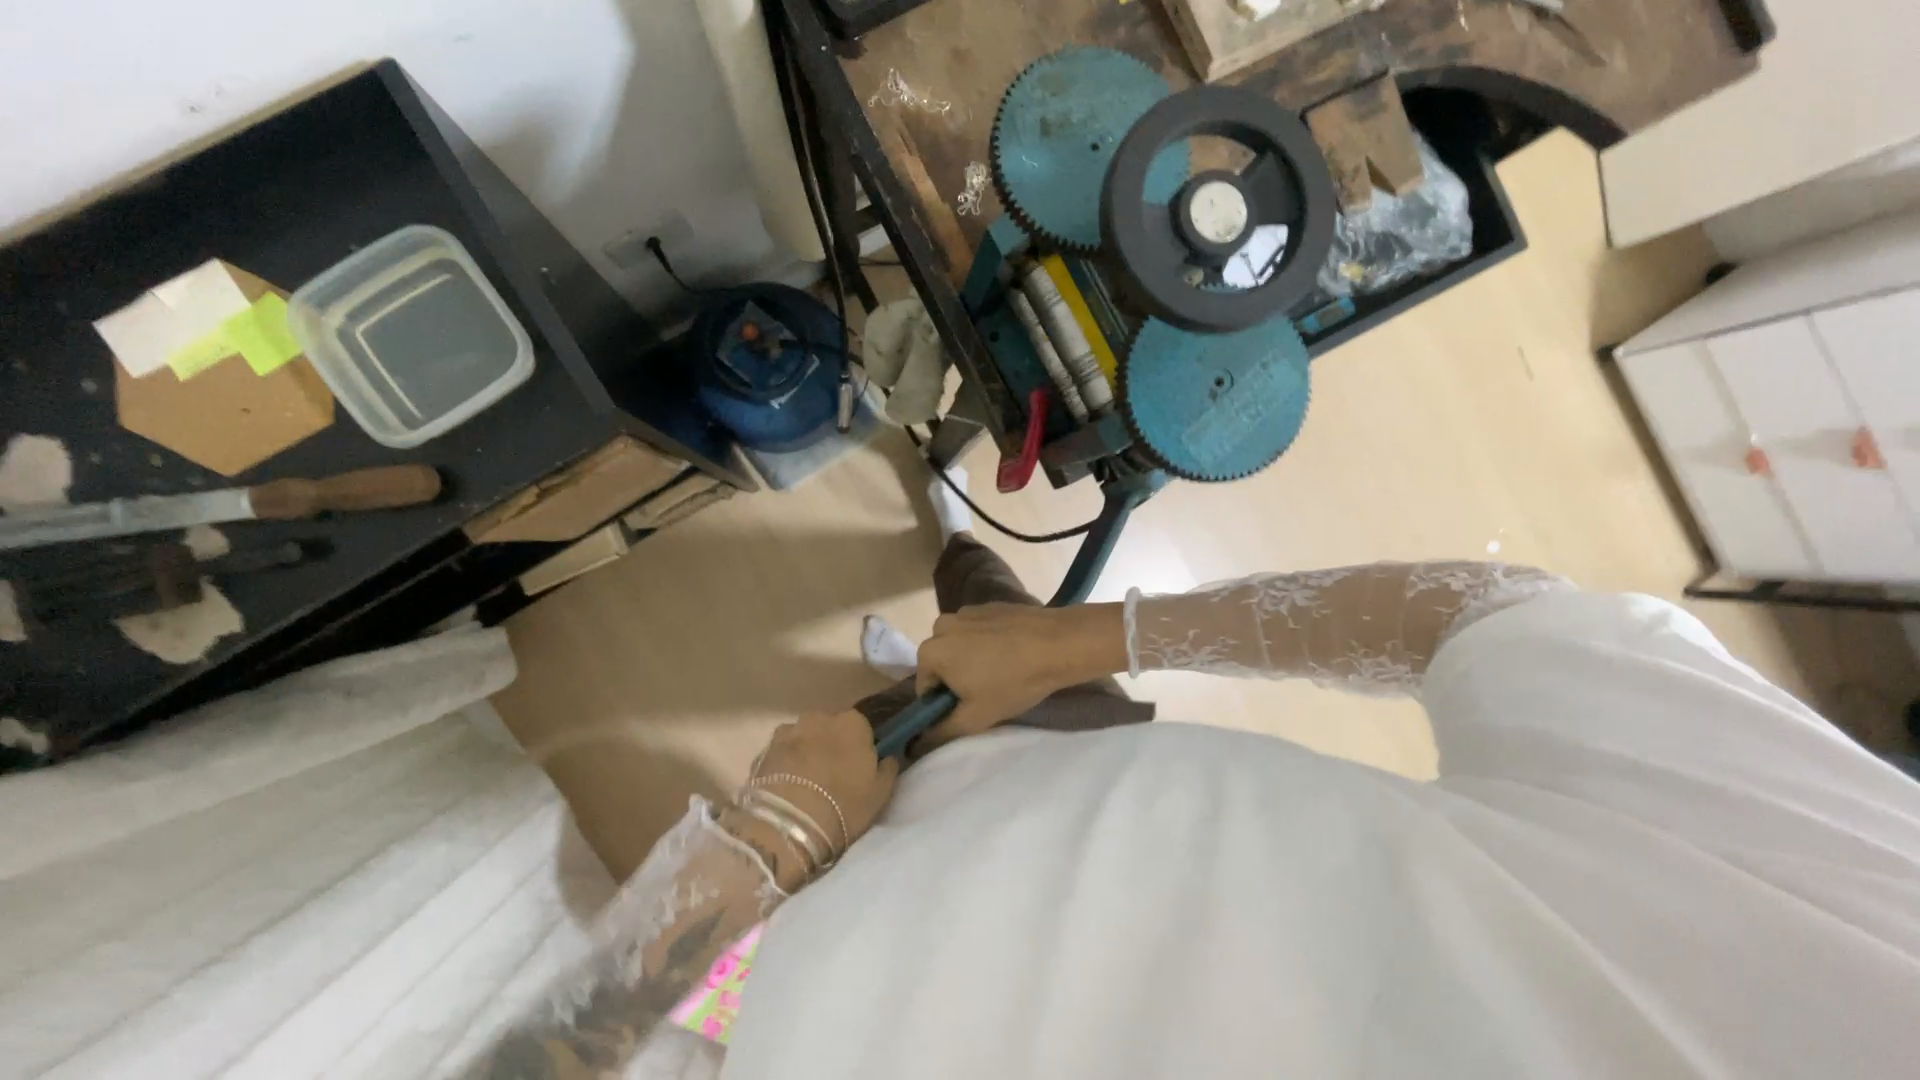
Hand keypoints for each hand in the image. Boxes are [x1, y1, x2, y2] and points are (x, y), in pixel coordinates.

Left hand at [725, 710, 898, 889]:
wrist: (789, 824)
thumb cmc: (844, 805)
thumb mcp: (881, 792)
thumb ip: (888, 767)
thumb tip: (887, 756)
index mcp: (853, 723)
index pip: (862, 728)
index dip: (860, 748)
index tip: (858, 768)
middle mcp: (820, 717)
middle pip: (830, 728)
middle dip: (831, 745)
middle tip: (832, 776)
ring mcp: (789, 730)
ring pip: (804, 737)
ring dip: (806, 752)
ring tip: (806, 783)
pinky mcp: (764, 749)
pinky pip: (782, 752)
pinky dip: (785, 762)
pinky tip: (786, 786)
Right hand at [914, 602, 1127, 750]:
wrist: (1060, 643)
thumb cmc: (1014, 682)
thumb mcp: (976, 717)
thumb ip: (942, 731)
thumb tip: (919, 741)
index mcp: (930, 651)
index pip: (927, 688)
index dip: (946, 703)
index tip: (972, 707)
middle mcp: (941, 625)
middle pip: (942, 663)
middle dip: (958, 679)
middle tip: (988, 691)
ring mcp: (967, 611)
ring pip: (960, 646)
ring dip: (973, 659)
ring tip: (1003, 671)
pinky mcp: (990, 605)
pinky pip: (979, 631)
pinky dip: (989, 643)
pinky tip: (1013, 652)